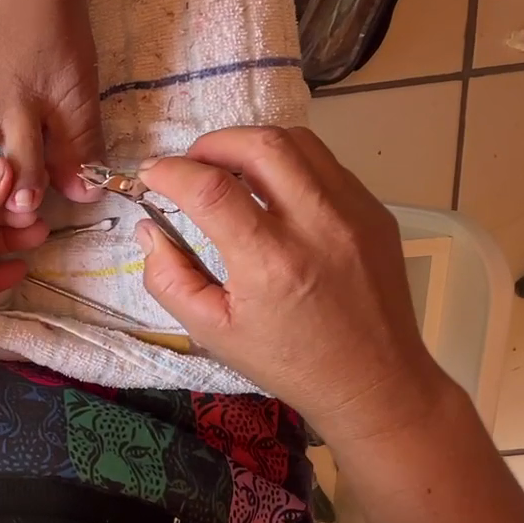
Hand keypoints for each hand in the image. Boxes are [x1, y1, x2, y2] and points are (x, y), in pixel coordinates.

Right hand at [135, 126, 458, 443]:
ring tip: (225, 169)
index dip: (171, 172)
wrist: (373, 380)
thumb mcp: (209, 331)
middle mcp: (317, 226)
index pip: (212, 190)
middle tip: (188, 164)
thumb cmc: (285, 361)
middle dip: (212, 143)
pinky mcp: (375, 211)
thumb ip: (168, 277)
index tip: (149, 177)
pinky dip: (284, 163)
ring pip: (297, 142)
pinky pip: (323, 164)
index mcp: (270, 262)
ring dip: (249, 145)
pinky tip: (267, 191)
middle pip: (261, 145)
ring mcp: (354, 212)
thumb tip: (148, 231)